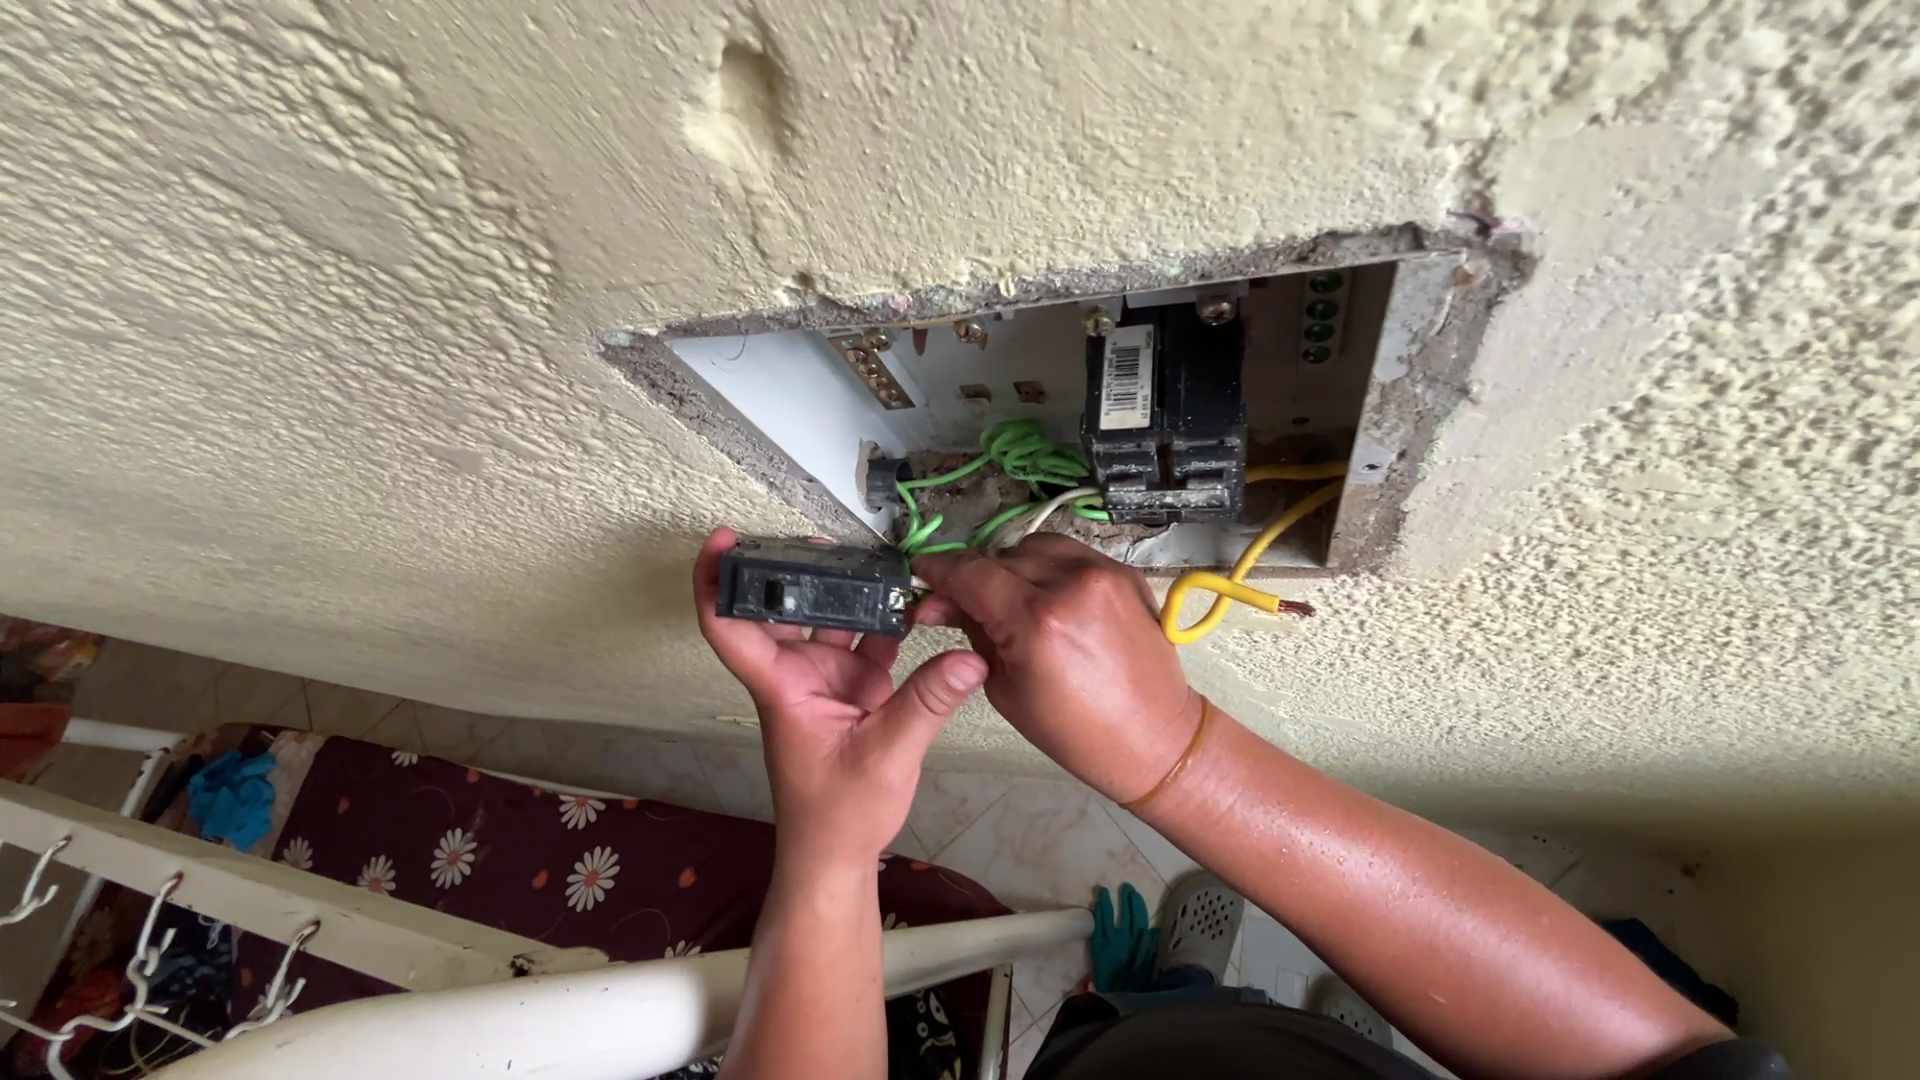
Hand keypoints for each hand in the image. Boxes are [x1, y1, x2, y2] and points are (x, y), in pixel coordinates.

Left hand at [693, 528, 986, 868]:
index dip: (716, 580)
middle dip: (800, 568)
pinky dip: (884, 617)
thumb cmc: (839, 813)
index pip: (730, 626)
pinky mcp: (855, 686)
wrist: (840, 851)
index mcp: (782, 685)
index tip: (723, 539)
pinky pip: (866, 638)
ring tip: (878, 554)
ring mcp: (827, 677)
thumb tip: (970, 658)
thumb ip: (927, 703)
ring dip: (847, 587)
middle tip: (832, 537)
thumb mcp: (886, 756)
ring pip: (829, 616)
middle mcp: (797, 672)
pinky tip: (909, 595)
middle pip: (784, 607)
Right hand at [913, 535, 1201, 802]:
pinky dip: (1048, 567)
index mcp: (1036, 621)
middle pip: (999, 556)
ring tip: (1009, 599)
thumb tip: (941, 601)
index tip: (921, 571)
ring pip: (1033, 545)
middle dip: (974, 576)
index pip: (970, 572)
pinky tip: (1046, 595)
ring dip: (1011, 566)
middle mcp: (1071, 585)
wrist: (1153, 738)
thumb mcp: (1004, 687)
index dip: (937, 569)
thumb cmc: (1076, 731)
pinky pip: (1069, 552)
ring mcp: (1102, 573)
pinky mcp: (1123, 572)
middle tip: (961, 602)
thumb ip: (973, 632)